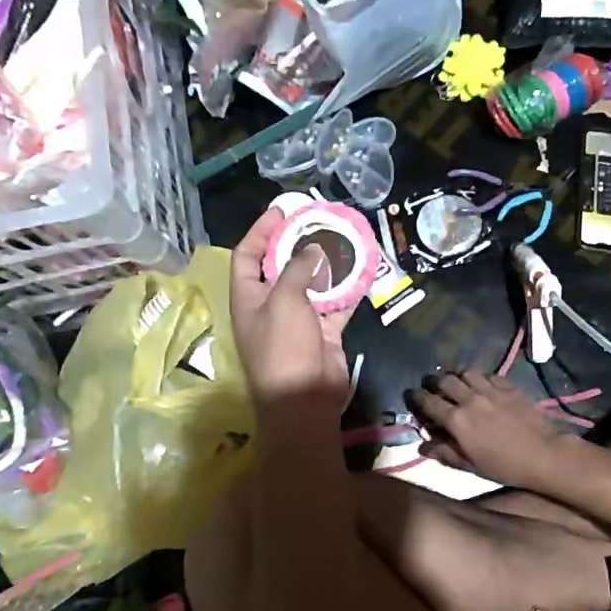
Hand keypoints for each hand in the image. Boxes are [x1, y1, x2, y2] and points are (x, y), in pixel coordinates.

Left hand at [231, 206, 354, 404]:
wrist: (303, 399)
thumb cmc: (283, 347)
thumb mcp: (284, 300)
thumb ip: (297, 269)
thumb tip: (312, 249)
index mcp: (249, 297)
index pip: (248, 255)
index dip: (261, 231)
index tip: (282, 211)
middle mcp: (271, 305)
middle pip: (282, 266)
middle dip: (299, 243)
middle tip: (320, 221)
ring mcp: (299, 319)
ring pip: (313, 283)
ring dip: (329, 264)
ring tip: (345, 239)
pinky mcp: (323, 331)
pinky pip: (336, 304)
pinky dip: (349, 289)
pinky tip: (363, 271)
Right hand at [409, 370, 567, 488]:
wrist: (543, 454)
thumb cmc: (504, 466)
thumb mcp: (470, 465)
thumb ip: (444, 453)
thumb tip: (422, 446)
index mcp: (457, 420)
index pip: (428, 402)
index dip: (417, 397)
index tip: (413, 395)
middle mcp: (470, 399)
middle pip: (445, 380)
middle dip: (436, 383)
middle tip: (435, 389)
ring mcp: (491, 390)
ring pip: (466, 372)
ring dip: (459, 377)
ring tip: (459, 385)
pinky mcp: (509, 386)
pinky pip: (489, 375)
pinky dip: (481, 378)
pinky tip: (483, 387)